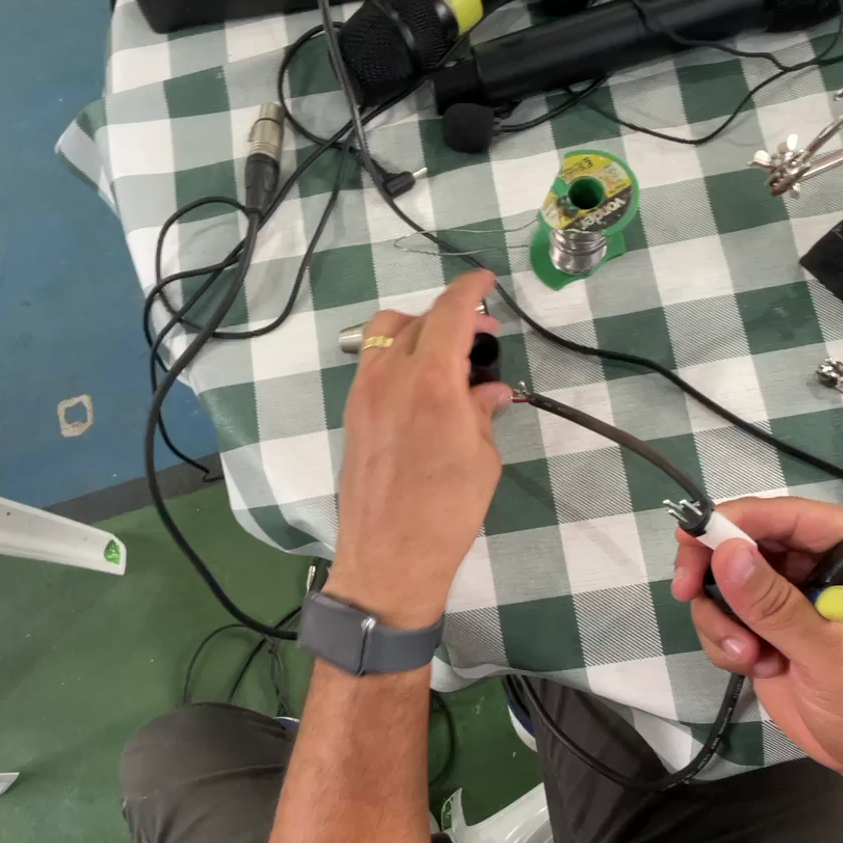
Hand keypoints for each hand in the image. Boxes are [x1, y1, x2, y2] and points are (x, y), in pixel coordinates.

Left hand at [327, 272, 511, 629]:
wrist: (389, 559)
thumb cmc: (447, 513)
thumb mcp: (481, 459)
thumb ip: (483, 412)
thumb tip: (491, 390)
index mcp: (432, 381)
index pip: (450, 312)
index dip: (472, 289)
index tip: (487, 283)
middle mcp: (390, 376)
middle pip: (417, 319)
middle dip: (451, 317)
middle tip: (481, 338)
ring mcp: (363, 394)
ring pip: (385, 336)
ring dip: (418, 333)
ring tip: (447, 360)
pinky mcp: (351, 415)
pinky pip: (373, 365)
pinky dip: (399, 359)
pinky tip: (422, 389)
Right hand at [669, 497, 842, 789]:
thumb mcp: (832, 658)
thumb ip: (777, 607)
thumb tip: (727, 554)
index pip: (799, 517)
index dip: (744, 519)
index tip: (693, 535)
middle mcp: (830, 563)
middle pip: (751, 539)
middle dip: (715, 571)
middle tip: (685, 591)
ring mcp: (796, 592)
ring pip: (727, 578)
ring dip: (722, 618)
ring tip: (747, 657)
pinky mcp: (770, 620)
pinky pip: (722, 611)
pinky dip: (724, 638)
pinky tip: (754, 667)